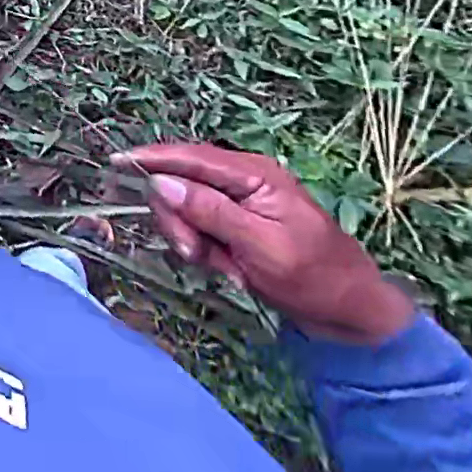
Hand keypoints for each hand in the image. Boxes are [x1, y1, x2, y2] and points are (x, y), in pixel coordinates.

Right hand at [113, 143, 414, 343]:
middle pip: (181, 182)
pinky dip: (204, 246)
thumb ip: (210, 211)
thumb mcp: (261, 246)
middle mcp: (241, 178)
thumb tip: (161, 182)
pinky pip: (198, 223)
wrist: (355, 315)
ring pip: (185, 206)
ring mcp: (238, 198)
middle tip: (193, 253)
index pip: (189, 156)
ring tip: (221, 267)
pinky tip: (228, 266)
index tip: (116, 162)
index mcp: (253, 174)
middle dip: (179, 219)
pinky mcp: (234, 219)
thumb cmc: (316, 278)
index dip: (150, 157)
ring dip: (192, 238)